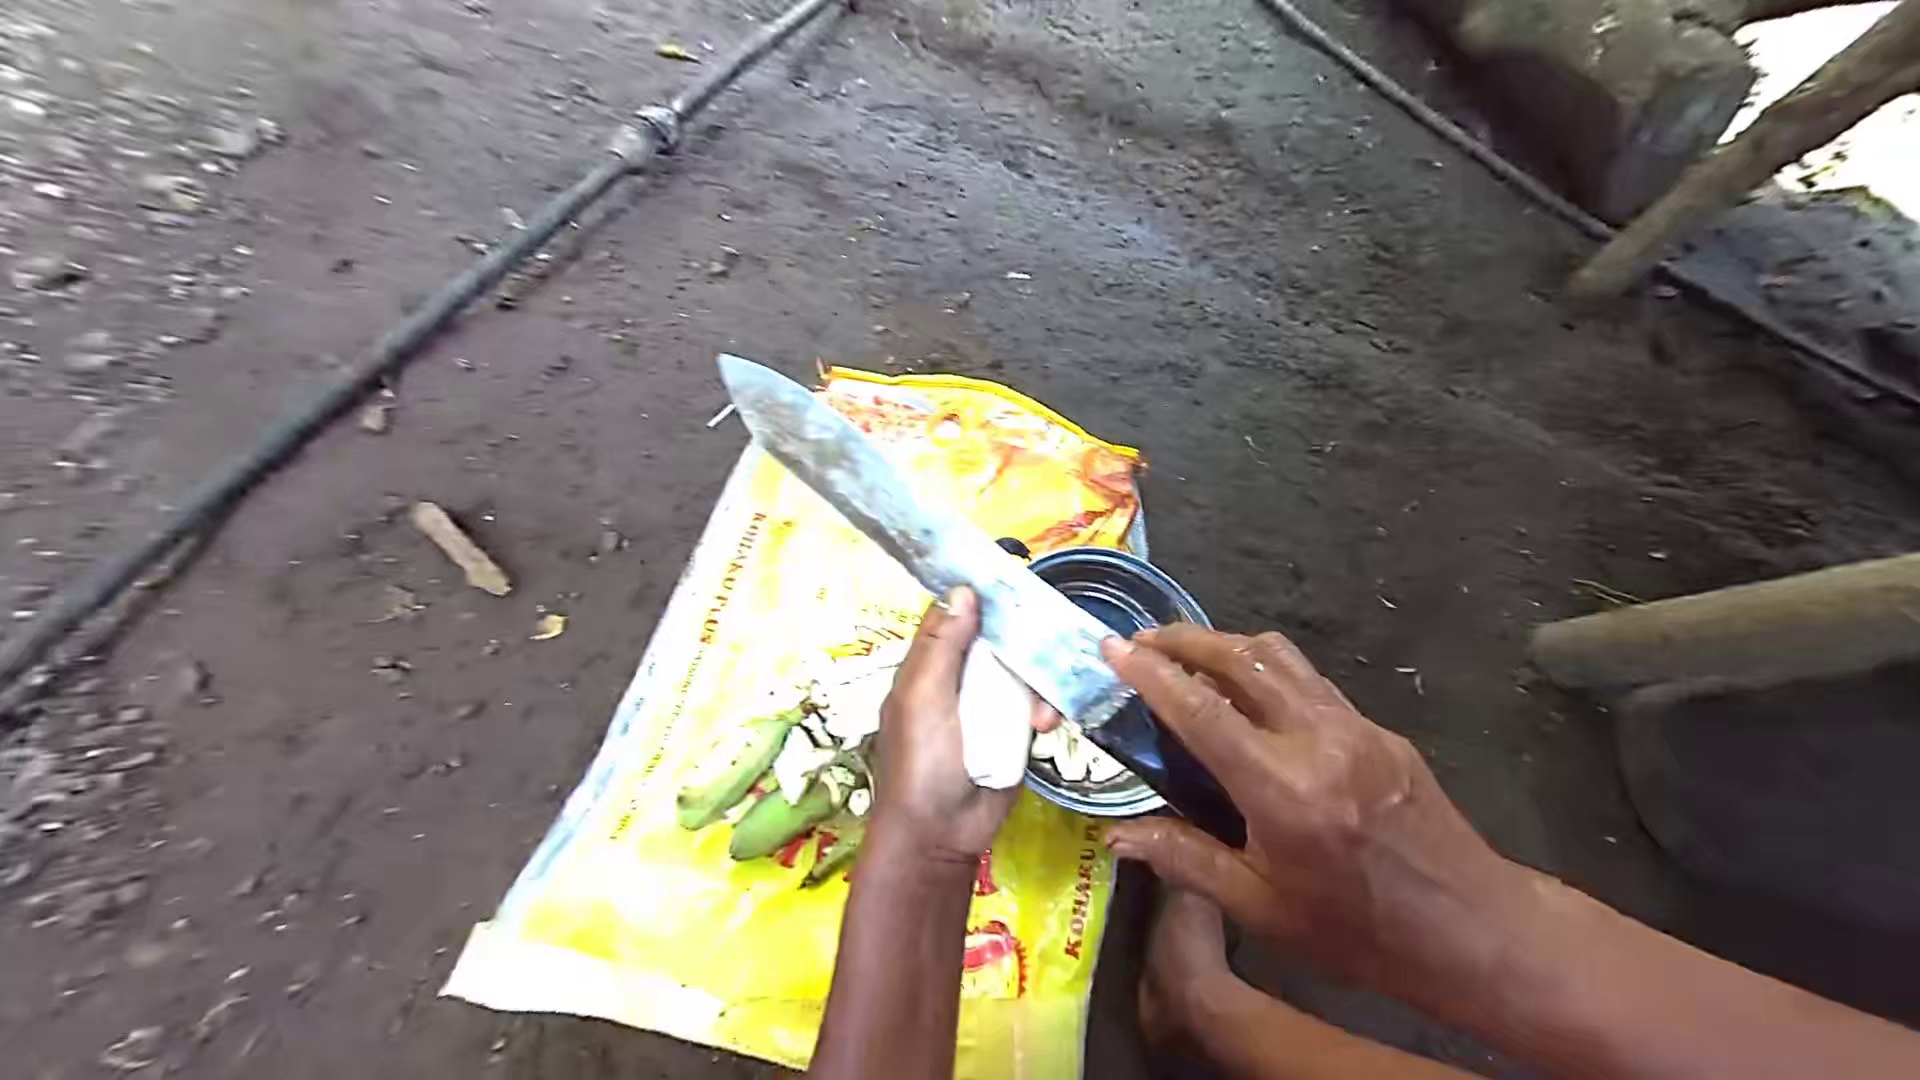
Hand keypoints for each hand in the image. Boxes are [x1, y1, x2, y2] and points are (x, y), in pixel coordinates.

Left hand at [872, 586, 1058, 866]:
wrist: (942, 834)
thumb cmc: (922, 762)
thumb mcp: (923, 698)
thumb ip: (942, 645)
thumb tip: (964, 589)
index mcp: (929, 664)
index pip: (956, 615)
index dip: (980, 597)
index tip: (1015, 579)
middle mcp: (959, 676)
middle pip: (996, 638)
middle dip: (1022, 639)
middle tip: (1049, 636)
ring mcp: (988, 701)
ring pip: (1022, 669)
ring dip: (1037, 681)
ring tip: (1038, 712)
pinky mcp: (1013, 726)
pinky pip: (1036, 702)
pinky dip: (1044, 710)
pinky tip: (1044, 727)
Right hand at [1100, 625, 1532, 1003]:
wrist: (1480, 933)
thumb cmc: (1358, 931)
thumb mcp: (1261, 909)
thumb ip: (1183, 860)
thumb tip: (1115, 835)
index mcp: (1284, 792)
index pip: (1202, 712)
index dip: (1151, 673)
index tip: (1114, 647)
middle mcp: (1319, 742)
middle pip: (1240, 658)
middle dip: (1182, 637)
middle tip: (1141, 639)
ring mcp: (1354, 726)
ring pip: (1277, 654)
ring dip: (1221, 642)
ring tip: (1183, 652)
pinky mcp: (1375, 726)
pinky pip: (1305, 676)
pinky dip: (1259, 664)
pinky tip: (1243, 688)